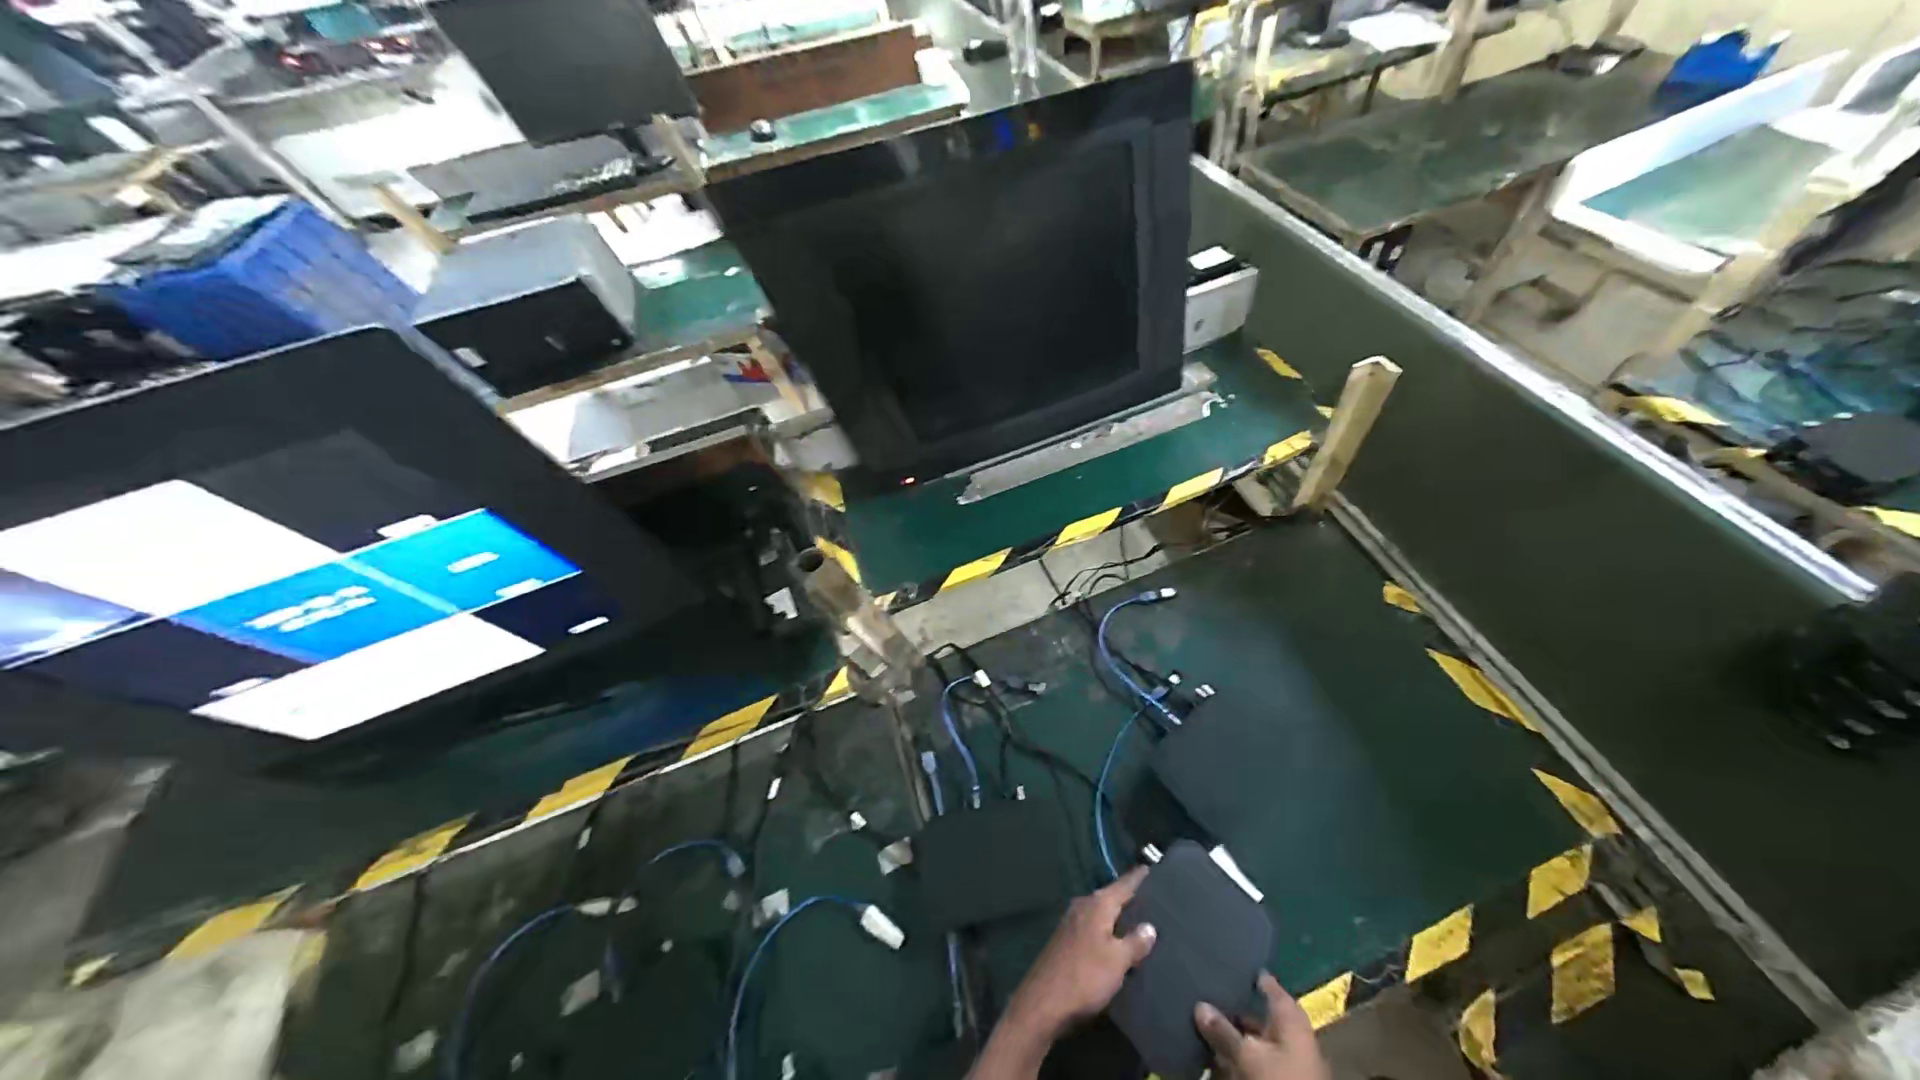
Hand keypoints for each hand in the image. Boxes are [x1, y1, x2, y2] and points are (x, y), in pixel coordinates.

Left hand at [970, 868, 1156, 1079]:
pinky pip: (1094, 927)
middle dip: (1129, 898)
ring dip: (1118, 916)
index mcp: (1097, 905)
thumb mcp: (1117, 961)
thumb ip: (1135, 942)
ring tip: (1141, 920)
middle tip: (1155, 899)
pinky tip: (1118, 940)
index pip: (1123, 885)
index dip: (1137, 878)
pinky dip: (1108, 930)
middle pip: (1111, 897)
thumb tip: (1149, 926)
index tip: (1150, 868)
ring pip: (1102, 913)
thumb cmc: (1085, 976)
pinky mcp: (1067, 940)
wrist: (1044, 1001)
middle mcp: (1083, 907)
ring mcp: (1072, 923)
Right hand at [1195, 973, 1330, 1079]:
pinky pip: (1253, 1063)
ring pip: (1255, 1041)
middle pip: (1260, 1016)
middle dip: (1233, 1008)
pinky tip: (1213, 1056)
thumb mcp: (1247, 1056)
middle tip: (1206, 994)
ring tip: (1203, 1024)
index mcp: (1291, 1022)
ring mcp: (1287, 1064)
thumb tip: (1199, 1005)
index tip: (1230, 962)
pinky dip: (1236, 1057)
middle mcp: (1292, 1038)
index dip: (1252, 975)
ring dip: (1232, 1035)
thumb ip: (1223, 1031)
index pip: (1271, 988)